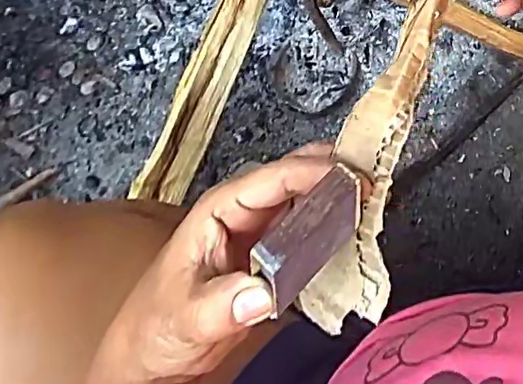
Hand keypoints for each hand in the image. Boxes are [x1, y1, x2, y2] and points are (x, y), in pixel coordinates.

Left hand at [88, 144, 344, 383]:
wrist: (151, 353)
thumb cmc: (155, 325)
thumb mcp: (184, 315)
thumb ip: (222, 304)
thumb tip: (263, 291)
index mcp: (222, 207)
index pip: (274, 178)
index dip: (312, 172)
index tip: (347, 177)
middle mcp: (246, 210)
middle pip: (295, 174)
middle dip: (332, 169)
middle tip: (369, 177)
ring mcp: (261, 230)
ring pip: (306, 196)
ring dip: (337, 192)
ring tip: (371, 197)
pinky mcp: (273, 253)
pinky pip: (309, 228)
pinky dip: (333, 222)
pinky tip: (353, 227)